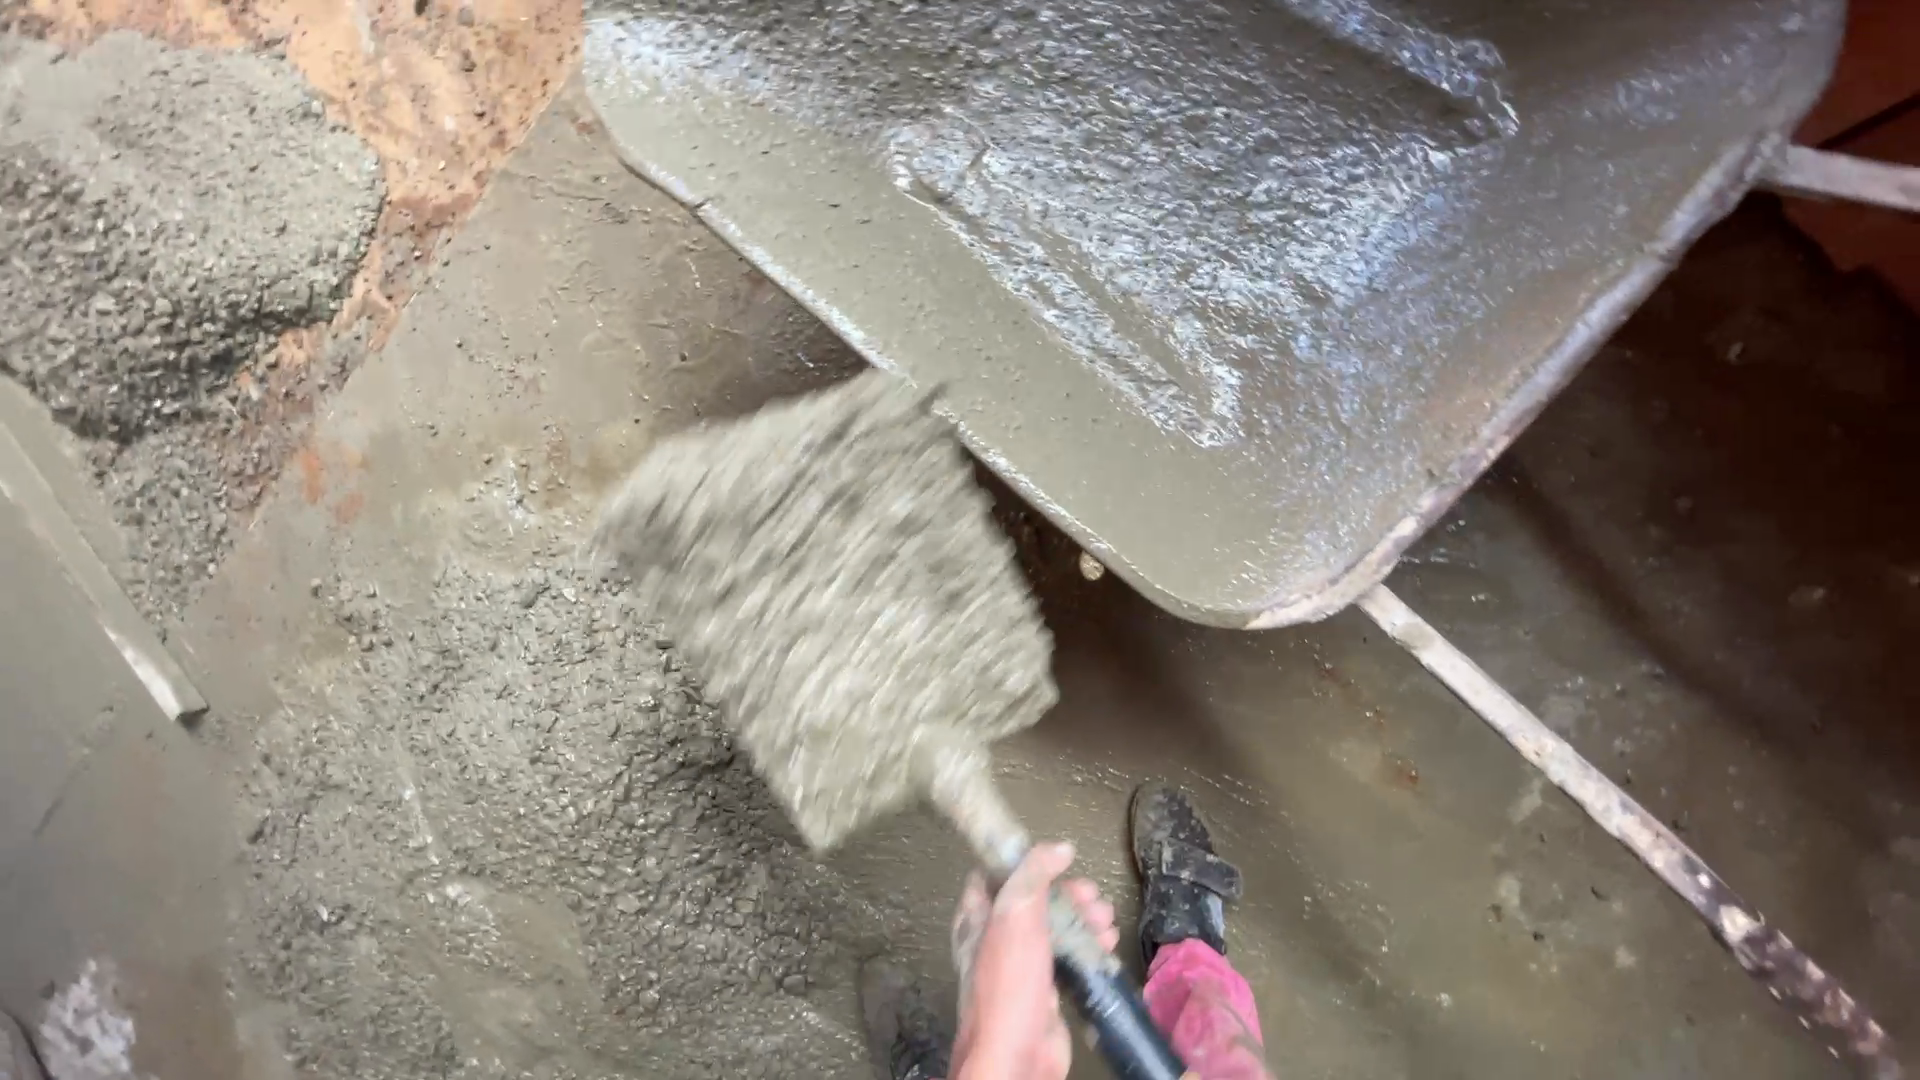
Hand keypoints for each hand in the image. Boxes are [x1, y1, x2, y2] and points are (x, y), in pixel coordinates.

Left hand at [947, 843, 1119, 1079]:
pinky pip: (1067, 957)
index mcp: (977, 914)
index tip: (1057, 859)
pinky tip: (1107, 942)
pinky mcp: (1044, 989)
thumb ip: (1035, 872)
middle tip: (1093, 894)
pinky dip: (1087, 946)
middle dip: (1067, 892)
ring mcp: (1020, 964)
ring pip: (1055, 928)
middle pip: (1035, 899)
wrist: (1017, 1056)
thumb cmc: (1008, 980)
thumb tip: (1061, 847)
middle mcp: (995, 936)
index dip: (1026, 861)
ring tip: (1106, 918)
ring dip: (1083, 917)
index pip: (996, 872)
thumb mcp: (1017, 912)